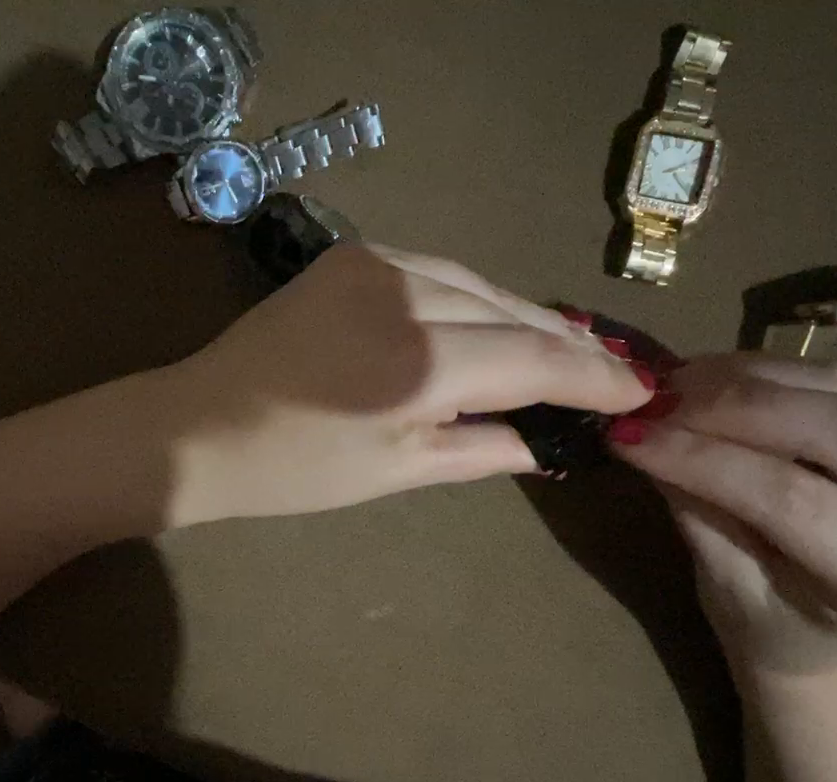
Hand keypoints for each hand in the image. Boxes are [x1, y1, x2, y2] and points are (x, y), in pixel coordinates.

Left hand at [159, 243, 651, 525]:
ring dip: (525, 319)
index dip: (592, 376)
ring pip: (481, 286)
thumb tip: (546, 441)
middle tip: (613, 374)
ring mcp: (376, 264)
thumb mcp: (396, 472)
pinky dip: (476, 300)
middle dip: (568, 345)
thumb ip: (482, 448)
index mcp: (418, 365)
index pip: (534, 358)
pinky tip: (495, 325)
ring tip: (565, 353)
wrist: (197, 429)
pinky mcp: (354, 254)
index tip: (638, 389)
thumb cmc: (293, 472)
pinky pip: (441, 273)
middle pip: (514, 313)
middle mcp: (406, 296)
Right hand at [611, 354, 836, 675]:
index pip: (795, 502)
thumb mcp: (724, 587)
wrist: (828, 638)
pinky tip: (720, 375)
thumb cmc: (769, 627)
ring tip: (679, 381)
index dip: (706, 459)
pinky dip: (779, 373)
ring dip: (755, 377)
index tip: (630, 434)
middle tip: (660, 397)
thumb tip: (644, 434)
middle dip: (738, 405)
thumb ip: (697, 510)